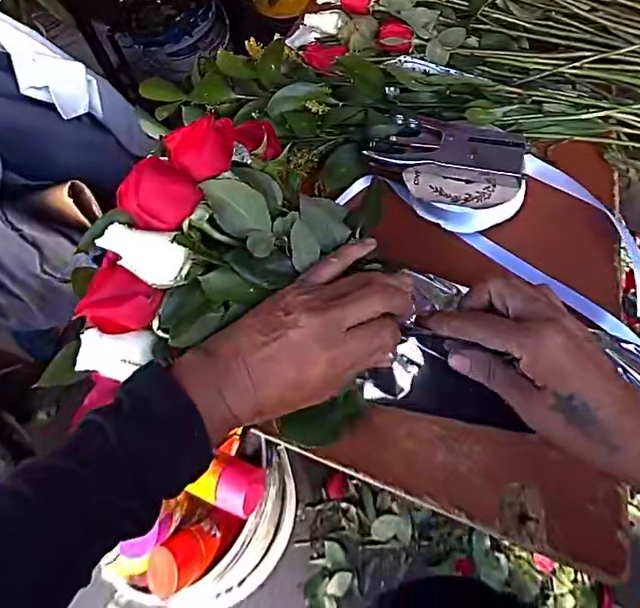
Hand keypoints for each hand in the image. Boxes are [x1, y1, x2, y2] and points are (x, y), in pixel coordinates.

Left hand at [172, 239, 411, 438]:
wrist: (230, 375)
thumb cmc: (277, 393)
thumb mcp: (324, 389)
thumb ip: (359, 364)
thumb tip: (386, 347)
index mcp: (337, 352)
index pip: (385, 332)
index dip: (395, 334)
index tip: (394, 338)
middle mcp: (329, 318)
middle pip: (380, 296)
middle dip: (401, 300)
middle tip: (409, 307)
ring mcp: (312, 296)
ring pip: (362, 278)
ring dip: (387, 279)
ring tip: (403, 284)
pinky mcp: (297, 284)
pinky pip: (330, 263)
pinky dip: (352, 252)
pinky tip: (370, 245)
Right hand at [425, 276, 639, 494]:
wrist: (636, 436)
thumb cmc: (580, 430)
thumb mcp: (528, 406)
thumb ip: (489, 372)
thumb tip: (454, 353)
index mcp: (535, 338)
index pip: (479, 322)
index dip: (448, 323)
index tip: (425, 322)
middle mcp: (547, 316)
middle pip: (497, 287)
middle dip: (471, 300)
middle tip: (457, 327)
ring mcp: (562, 315)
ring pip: (515, 285)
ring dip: (492, 297)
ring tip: (478, 325)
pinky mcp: (571, 322)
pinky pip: (534, 295)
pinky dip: (513, 301)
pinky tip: (507, 326)